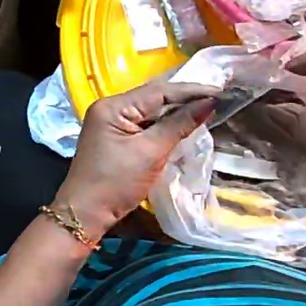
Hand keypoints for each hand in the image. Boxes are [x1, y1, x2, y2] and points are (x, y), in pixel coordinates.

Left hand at [54, 80, 216, 240]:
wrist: (85, 214)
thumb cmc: (115, 183)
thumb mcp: (150, 153)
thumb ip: (179, 125)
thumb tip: (209, 103)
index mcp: (113, 106)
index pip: (158, 91)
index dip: (191, 91)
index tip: (220, 92)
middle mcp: (110, 108)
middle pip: (154, 98)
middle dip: (186, 100)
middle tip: (218, 99)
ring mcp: (111, 123)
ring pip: (151, 111)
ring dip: (177, 112)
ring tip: (207, 110)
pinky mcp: (116, 138)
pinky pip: (145, 125)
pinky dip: (165, 126)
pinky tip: (184, 126)